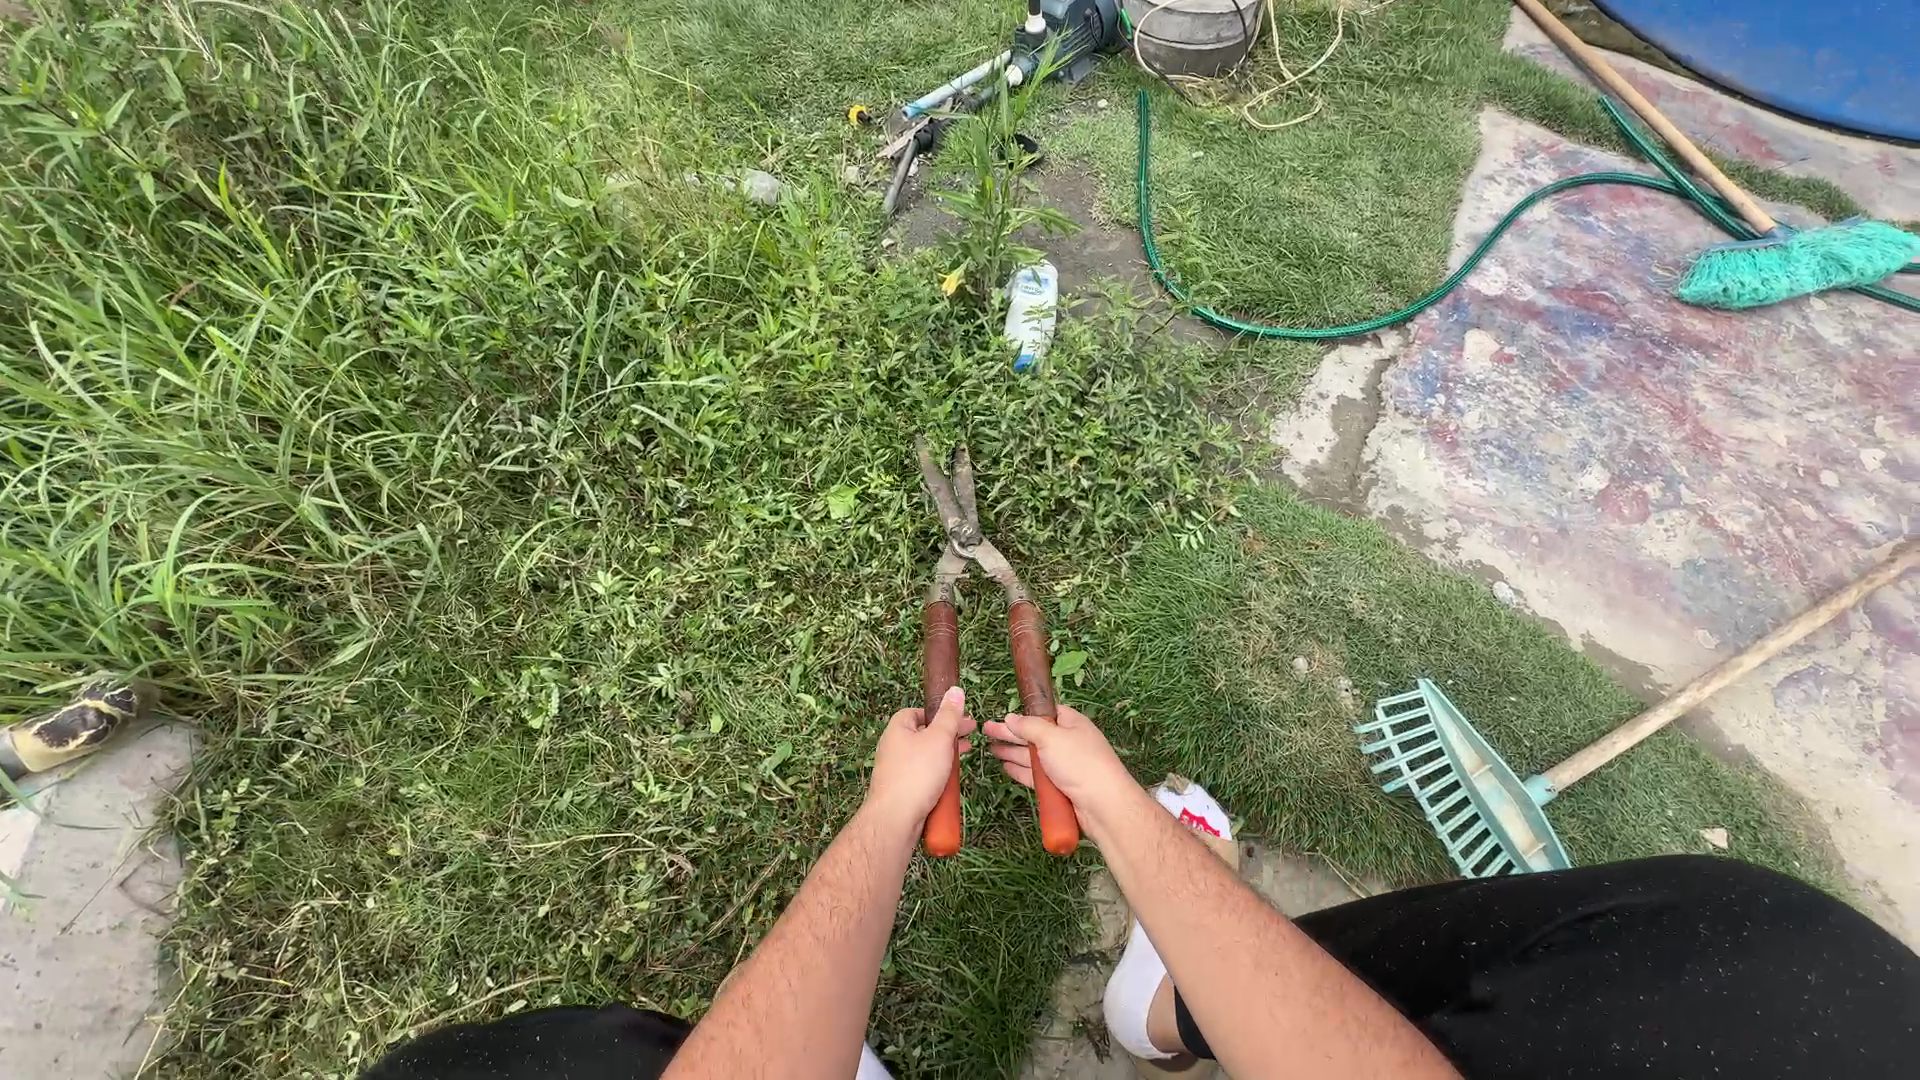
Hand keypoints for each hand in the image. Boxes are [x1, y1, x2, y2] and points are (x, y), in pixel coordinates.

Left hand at [867, 686, 975, 822]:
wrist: (896, 818)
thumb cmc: (917, 773)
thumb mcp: (939, 738)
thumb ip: (950, 715)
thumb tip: (956, 690)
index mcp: (898, 729)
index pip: (917, 712)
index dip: (937, 713)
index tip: (957, 719)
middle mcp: (893, 747)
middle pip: (923, 735)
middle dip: (947, 736)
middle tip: (970, 738)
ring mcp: (895, 770)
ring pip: (924, 758)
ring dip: (944, 758)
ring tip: (963, 761)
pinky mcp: (900, 790)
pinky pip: (921, 777)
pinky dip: (937, 777)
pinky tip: (950, 783)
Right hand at [983, 704, 1138, 841]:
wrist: (1102, 805)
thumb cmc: (1079, 763)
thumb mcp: (1051, 737)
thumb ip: (1028, 726)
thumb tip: (1011, 717)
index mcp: (1071, 723)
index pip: (1046, 712)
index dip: (1025, 714)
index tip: (1005, 716)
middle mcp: (1067, 742)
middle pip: (1034, 735)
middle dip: (1010, 733)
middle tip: (986, 730)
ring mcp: (1063, 766)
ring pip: (1032, 756)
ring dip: (1012, 751)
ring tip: (991, 748)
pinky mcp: (1058, 787)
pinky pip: (1035, 775)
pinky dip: (1020, 770)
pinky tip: (1005, 766)